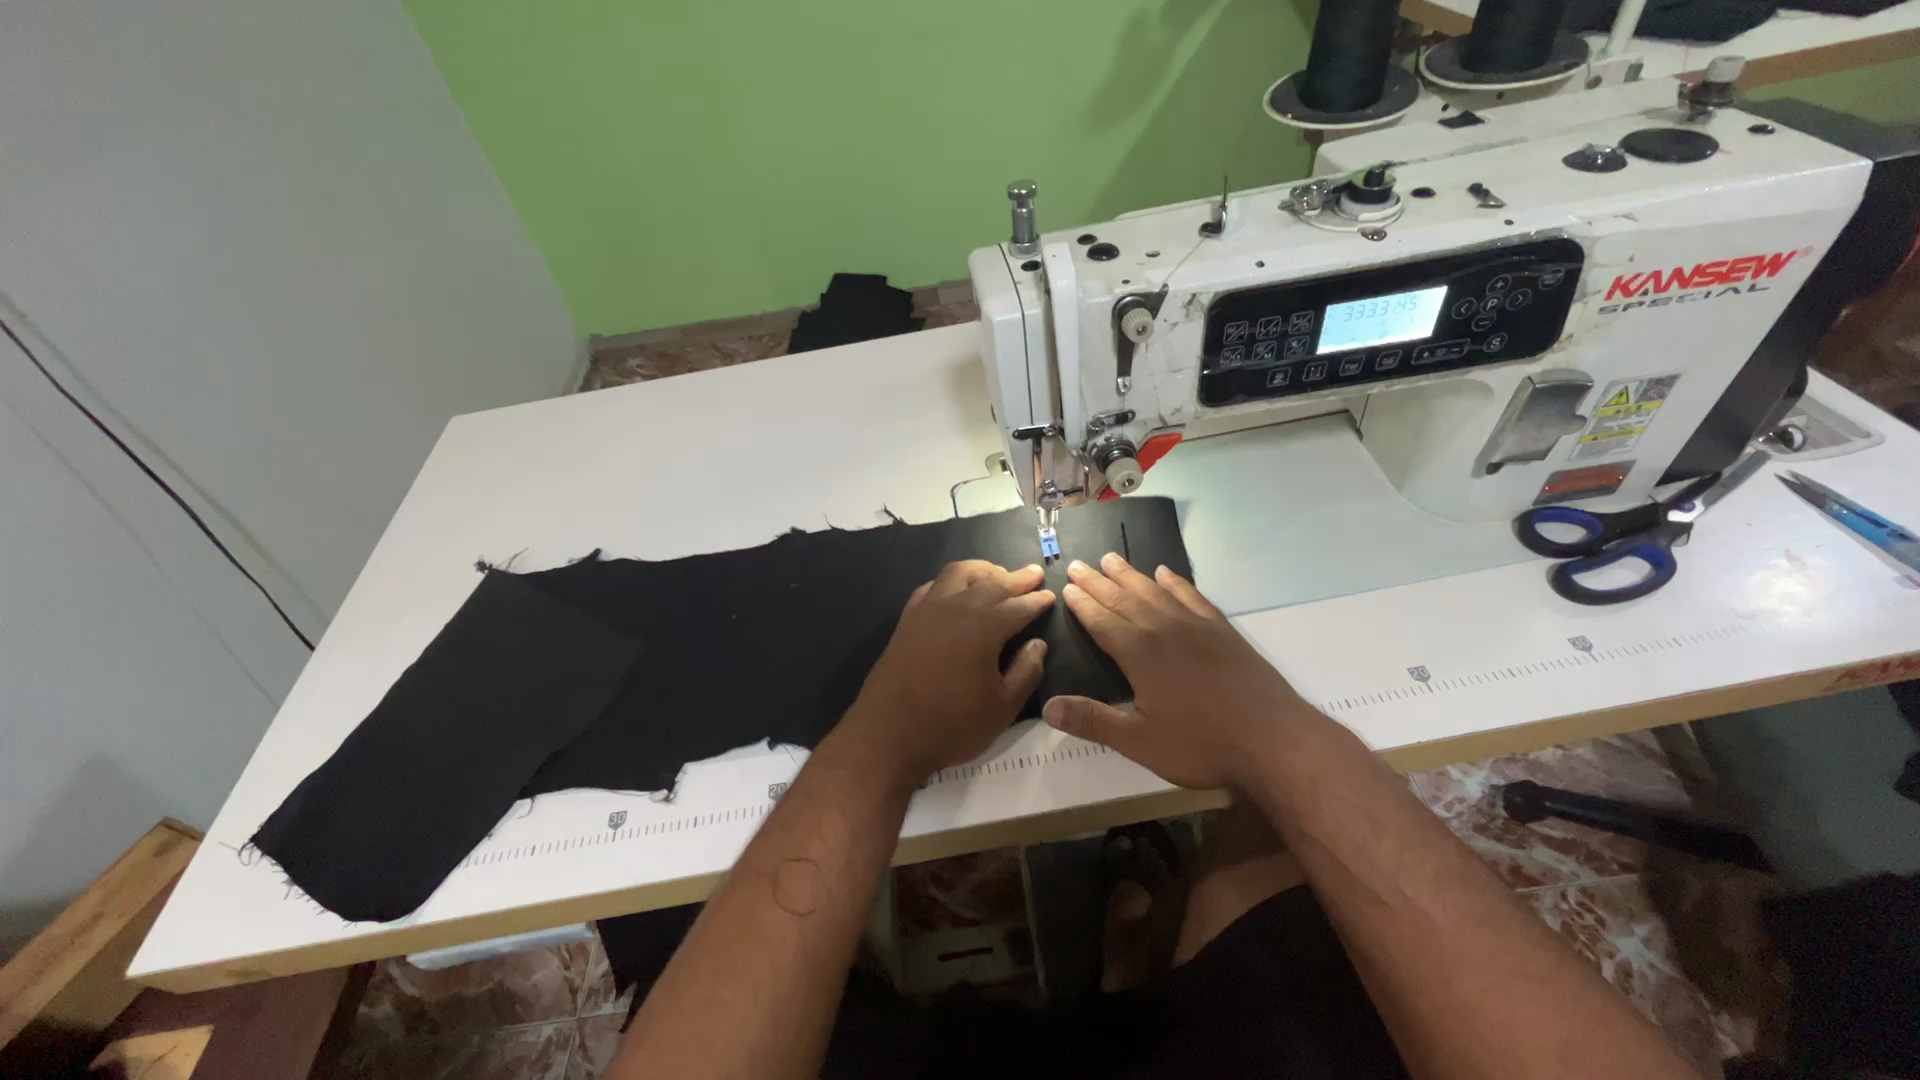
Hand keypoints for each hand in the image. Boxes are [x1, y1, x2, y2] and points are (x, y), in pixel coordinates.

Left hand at [836, 560, 1054, 783]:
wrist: (888, 735)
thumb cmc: (951, 726)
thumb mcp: (1002, 708)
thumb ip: (1026, 672)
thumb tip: (1038, 644)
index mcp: (984, 627)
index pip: (1018, 606)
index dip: (1037, 600)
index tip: (1050, 595)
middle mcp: (956, 608)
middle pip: (991, 583)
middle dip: (1016, 578)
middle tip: (1033, 574)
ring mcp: (927, 610)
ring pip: (958, 574)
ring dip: (983, 570)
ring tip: (997, 576)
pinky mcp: (907, 619)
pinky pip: (933, 586)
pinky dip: (952, 582)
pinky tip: (958, 591)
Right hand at [1042, 553, 1312, 790]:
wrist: (1273, 739)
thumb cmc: (1201, 745)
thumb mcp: (1139, 742)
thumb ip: (1093, 721)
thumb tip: (1048, 707)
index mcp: (1140, 654)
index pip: (1102, 621)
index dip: (1082, 604)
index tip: (1066, 586)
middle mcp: (1164, 630)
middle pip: (1124, 599)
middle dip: (1098, 582)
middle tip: (1078, 564)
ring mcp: (1196, 627)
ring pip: (1155, 591)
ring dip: (1131, 575)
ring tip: (1112, 559)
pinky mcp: (1222, 631)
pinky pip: (1192, 597)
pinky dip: (1175, 583)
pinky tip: (1166, 574)